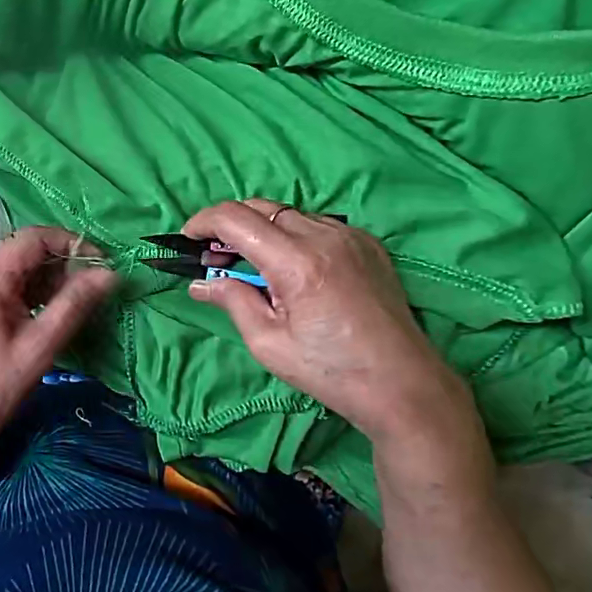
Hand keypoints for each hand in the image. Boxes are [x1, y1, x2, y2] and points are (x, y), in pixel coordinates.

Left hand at [0, 226, 117, 448]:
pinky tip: (57, 306)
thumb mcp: (43, 343)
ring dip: (53, 274)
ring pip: (22, 264)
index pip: (33, 238)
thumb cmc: (0, 382)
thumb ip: (75, 303)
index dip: (70, 242)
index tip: (99, 262)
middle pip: (26, 248)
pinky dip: (39, 287)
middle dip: (63, 259)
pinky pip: (14, 281)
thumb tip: (110, 274)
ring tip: (79, 297)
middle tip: (92, 282)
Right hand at [183, 200, 472, 438]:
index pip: (236, 218)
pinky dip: (292, 236)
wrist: (403, 384)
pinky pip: (317, 224)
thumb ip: (232, 301)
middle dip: (229, 226)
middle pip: (260, 208)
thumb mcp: (268, 342)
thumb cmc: (330, 370)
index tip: (188, 239)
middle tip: (216, 260)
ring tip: (254, 268)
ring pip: (288, 214)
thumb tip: (201, 284)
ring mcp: (350, 236)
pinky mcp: (367, 243)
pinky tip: (291, 269)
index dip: (203, 222)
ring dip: (261, 231)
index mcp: (297, 262)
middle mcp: (324, 237)